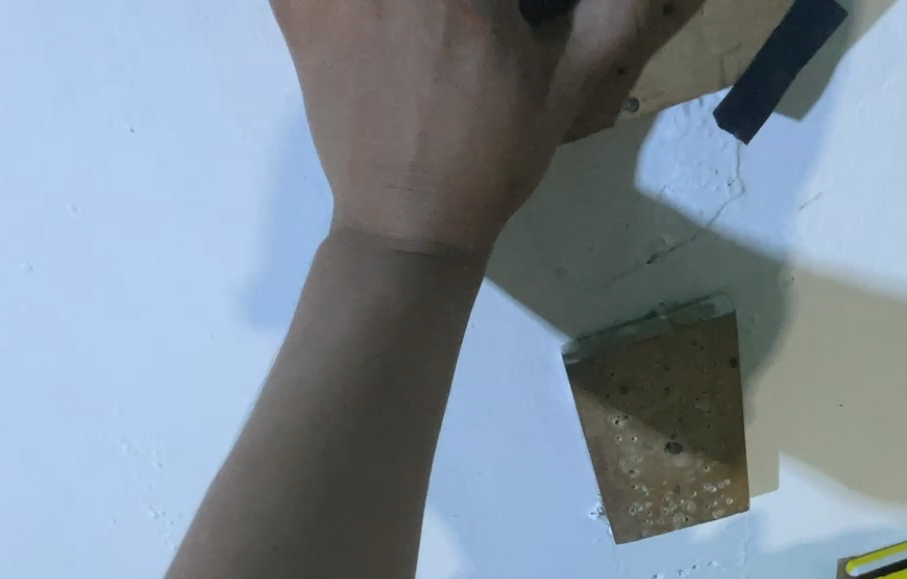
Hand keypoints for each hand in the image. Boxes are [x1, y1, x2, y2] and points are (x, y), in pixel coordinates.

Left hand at [270, 0, 700, 254]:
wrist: (411, 227)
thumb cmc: (491, 165)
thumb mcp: (561, 96)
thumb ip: (609, 21)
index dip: (502, 4)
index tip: (500, 22)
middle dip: (458, 6)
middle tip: (464, 28)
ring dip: (398, 7)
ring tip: (418, 34)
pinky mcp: (297, 11)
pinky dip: (323, 1)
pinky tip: (361, 23)